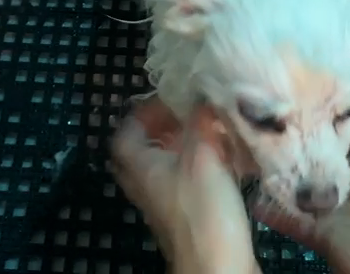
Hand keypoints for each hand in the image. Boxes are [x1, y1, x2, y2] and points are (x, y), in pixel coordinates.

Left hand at [109, 97, 259, 273]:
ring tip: (209, 130)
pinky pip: (184, 181)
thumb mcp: (202, 153)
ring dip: (184, 145)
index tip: (170, 98)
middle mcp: (147, 186)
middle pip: (144, 149)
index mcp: (141, 167)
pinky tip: (225, 157)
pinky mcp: (187, 217)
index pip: (125, 133)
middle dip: (164, 127)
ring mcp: (166, 204)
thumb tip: (203, 92)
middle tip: (187, 113)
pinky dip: (198, 164)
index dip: (143, 111)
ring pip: (166, 165)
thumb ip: (201, 119)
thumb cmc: (203, 208)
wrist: (218, 270)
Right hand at [257, 97, 349, 273]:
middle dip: (306, 140)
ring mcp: (340, 211)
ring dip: (286, 170)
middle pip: (327, 158)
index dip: (336, 117)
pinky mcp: (322, 233)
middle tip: (276, 115)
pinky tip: (254, 191)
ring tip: (259, 145)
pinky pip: (294, 218)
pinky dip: (274, 209)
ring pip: (308, 185)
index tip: (310, 94)